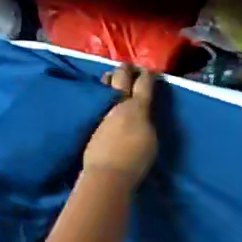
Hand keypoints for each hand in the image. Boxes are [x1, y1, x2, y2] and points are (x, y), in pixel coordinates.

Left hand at [82, 65, 158, 183]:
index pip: (144, 83)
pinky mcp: (90, 122)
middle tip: (129, 67)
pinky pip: (96, 101)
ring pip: (104, 86)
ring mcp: (101, 111)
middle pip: (121, 77)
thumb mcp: (151, 138)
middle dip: (126, 69)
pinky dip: (100, 96)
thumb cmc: (135, 160)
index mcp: (137, 107)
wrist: (107, 173)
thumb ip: (145, 120)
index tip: (149, 70)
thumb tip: (141, 113)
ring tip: (112, 78)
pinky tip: (100, 98)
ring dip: (110, 79)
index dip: (148, 74)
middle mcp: (118, 103)